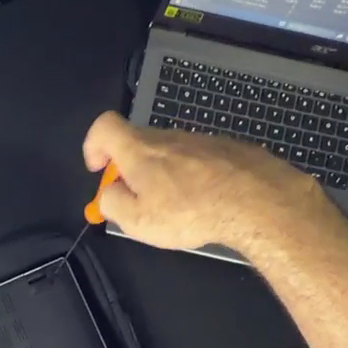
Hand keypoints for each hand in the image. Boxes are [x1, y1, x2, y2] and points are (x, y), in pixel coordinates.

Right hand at [82, 111, 336, 254]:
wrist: (254, 200)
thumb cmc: (189, 212)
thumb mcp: (136, 220)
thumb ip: (112, 203)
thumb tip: (108, 193)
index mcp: (140, 150)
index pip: (104, 127)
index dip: (93, 146)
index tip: (98, 170)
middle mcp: (168, 137)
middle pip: (136, 143)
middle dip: (128, 170)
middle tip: (135, 202)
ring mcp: (199, 140)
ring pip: (167, 153)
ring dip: (160, 176)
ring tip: (172, 209)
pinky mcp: (224, 149)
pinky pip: (194, 160)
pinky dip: (188, 178)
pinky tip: (200, 203)